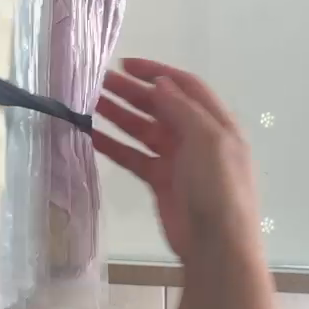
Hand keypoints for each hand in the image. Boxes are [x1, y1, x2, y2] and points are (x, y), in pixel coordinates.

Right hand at [92, 59, 261, 270]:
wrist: (216, 244)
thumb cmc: (218, 188)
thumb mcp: (208, 142)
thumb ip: (182, 110)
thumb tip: (159, 83)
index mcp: (215, 125)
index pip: (185, 87)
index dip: (157, 72)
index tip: (125, 64)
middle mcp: (196, 137)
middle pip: (160, 106)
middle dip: (131, 91)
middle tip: (98, 81)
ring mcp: (176, 159)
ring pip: (142, 129)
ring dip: (118, 114)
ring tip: (90, 102)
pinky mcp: (158, 179)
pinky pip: (132, 155)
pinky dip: (112, 144)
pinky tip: (91, 135)